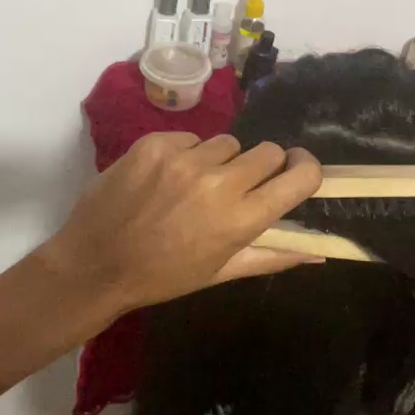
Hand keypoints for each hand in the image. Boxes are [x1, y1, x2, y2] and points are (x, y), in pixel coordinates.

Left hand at [38, 132, 323, 314]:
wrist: (95, 264)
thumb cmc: (162, 276)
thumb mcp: (220, 272)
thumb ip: (272, 256)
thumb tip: (319, 250)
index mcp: (242, 219)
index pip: (300, 177)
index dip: (305, 169)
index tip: (296, 169)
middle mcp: (219, 183)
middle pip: (267, 151)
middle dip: (260, 166)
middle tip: (236, 186)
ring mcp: (184, 159)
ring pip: (226, 143)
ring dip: (218, 160)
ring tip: (191, 186)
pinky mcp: (154, 144)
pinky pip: (189, 138)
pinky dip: (184, 154)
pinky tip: (164, 178)